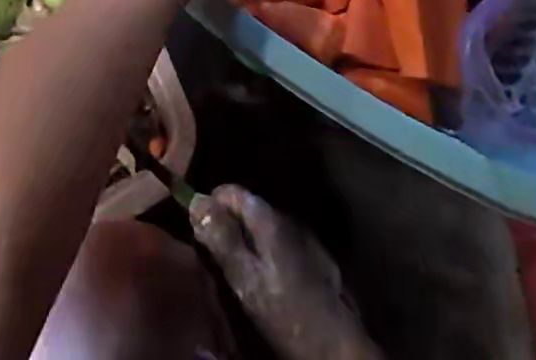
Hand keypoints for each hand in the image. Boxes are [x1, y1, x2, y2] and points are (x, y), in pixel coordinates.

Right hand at [190, 185, 383, 359]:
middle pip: (248, 207)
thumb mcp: (246, 279)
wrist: (338, 347)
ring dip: (245, 240)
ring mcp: (304, 238)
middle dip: (227, 224)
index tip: (198, 229)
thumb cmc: (287, 313)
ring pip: (264, 226)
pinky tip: (263, 280)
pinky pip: (279, 243)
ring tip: (234, 270)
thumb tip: (197, 200)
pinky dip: (264, 253)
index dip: (211, 204)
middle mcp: (288, 219)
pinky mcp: (314, 258)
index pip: (233, 191)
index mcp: (270, 219)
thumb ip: (222, 239)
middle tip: (213, 254)